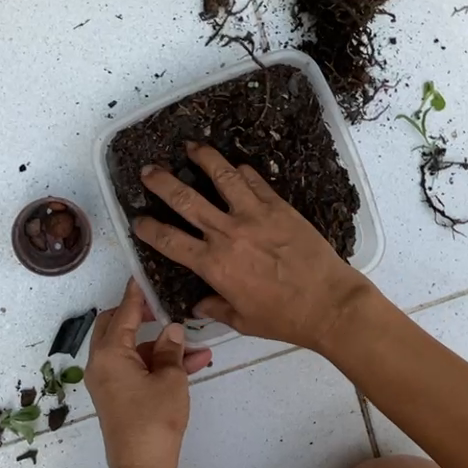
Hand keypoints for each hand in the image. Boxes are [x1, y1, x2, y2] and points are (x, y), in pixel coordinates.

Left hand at [87, 280, 209, 467]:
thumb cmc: (155, 421)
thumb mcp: (170, 380)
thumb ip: (171, 349)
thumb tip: (173, 329)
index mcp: (109, 354)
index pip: (124, 313)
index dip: (136, 294)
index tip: (144, 275)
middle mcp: (102, 363)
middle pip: (118, 327)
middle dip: (143, 316)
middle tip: (165, 308)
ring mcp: (109, 381)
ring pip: (133, 350)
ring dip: (162, 346)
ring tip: (197, 346)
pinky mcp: (118, 396)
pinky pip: (138, 369)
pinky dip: (160, 365)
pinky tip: (193, 363)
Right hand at [131, 143, 378, 352]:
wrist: (329, 303)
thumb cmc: (285, 318)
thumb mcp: (243, 321)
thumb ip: (216, 308)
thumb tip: (199, 305)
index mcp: (214, 265)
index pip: (170, 241)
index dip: (150, 229)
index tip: (138, 220)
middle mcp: (228, 233)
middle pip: (186, 200)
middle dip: (162, 183)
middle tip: (148, 171)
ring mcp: (254, 215)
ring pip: (221, 176)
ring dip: (203, 158)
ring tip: (190, 146)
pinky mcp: (279, 206)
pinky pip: (254, 180)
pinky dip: (241, 170)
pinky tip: (235, 166)